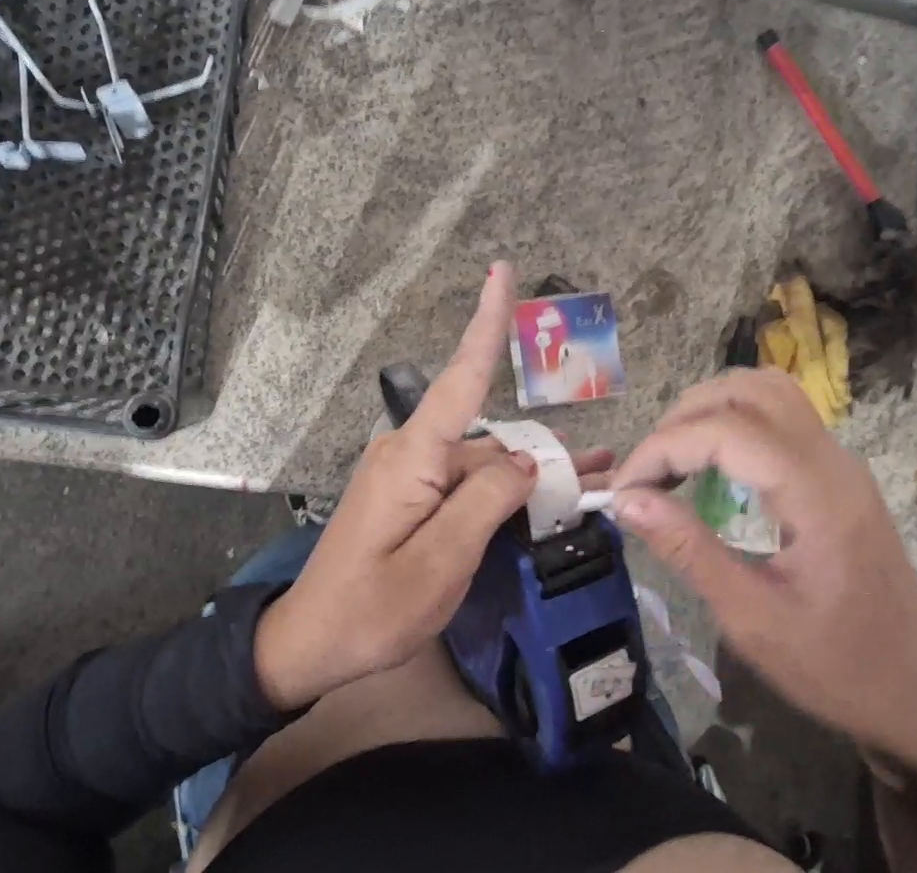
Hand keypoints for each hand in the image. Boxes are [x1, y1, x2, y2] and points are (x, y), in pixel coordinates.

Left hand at [254, 262, 612, 709]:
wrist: (310, 643)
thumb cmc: (374, 607)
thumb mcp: (442, 560)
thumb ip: (486, 501)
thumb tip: (525, 461)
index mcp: (412, 457)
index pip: (460, 379)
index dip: (484, 325)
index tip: (500, 272)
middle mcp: (407, 454)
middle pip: (486, 440)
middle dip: (540, 454)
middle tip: (605, 469)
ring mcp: (404, 477)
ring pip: (478, 466)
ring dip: (524, 478)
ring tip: (587, 486)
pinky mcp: (404, 498)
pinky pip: (459, 486)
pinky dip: (497, 494)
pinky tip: (533, 505)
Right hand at [608, 369, 916, 755]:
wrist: (915, 690)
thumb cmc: (835, 665)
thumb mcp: (751, 619)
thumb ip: (688, 550)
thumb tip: (627, 501)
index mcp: (818, 496)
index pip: (726, 432)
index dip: (663, 448)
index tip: (624, 491)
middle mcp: (833, 462)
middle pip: (748, 391)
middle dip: (681, 420)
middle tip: (645, 474)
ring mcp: (839, 462)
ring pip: (765, 391)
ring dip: (707, 411)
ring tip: (669, 461)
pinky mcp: (835, 472)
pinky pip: (778, 416)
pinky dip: (730, 422)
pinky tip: (706, 466)